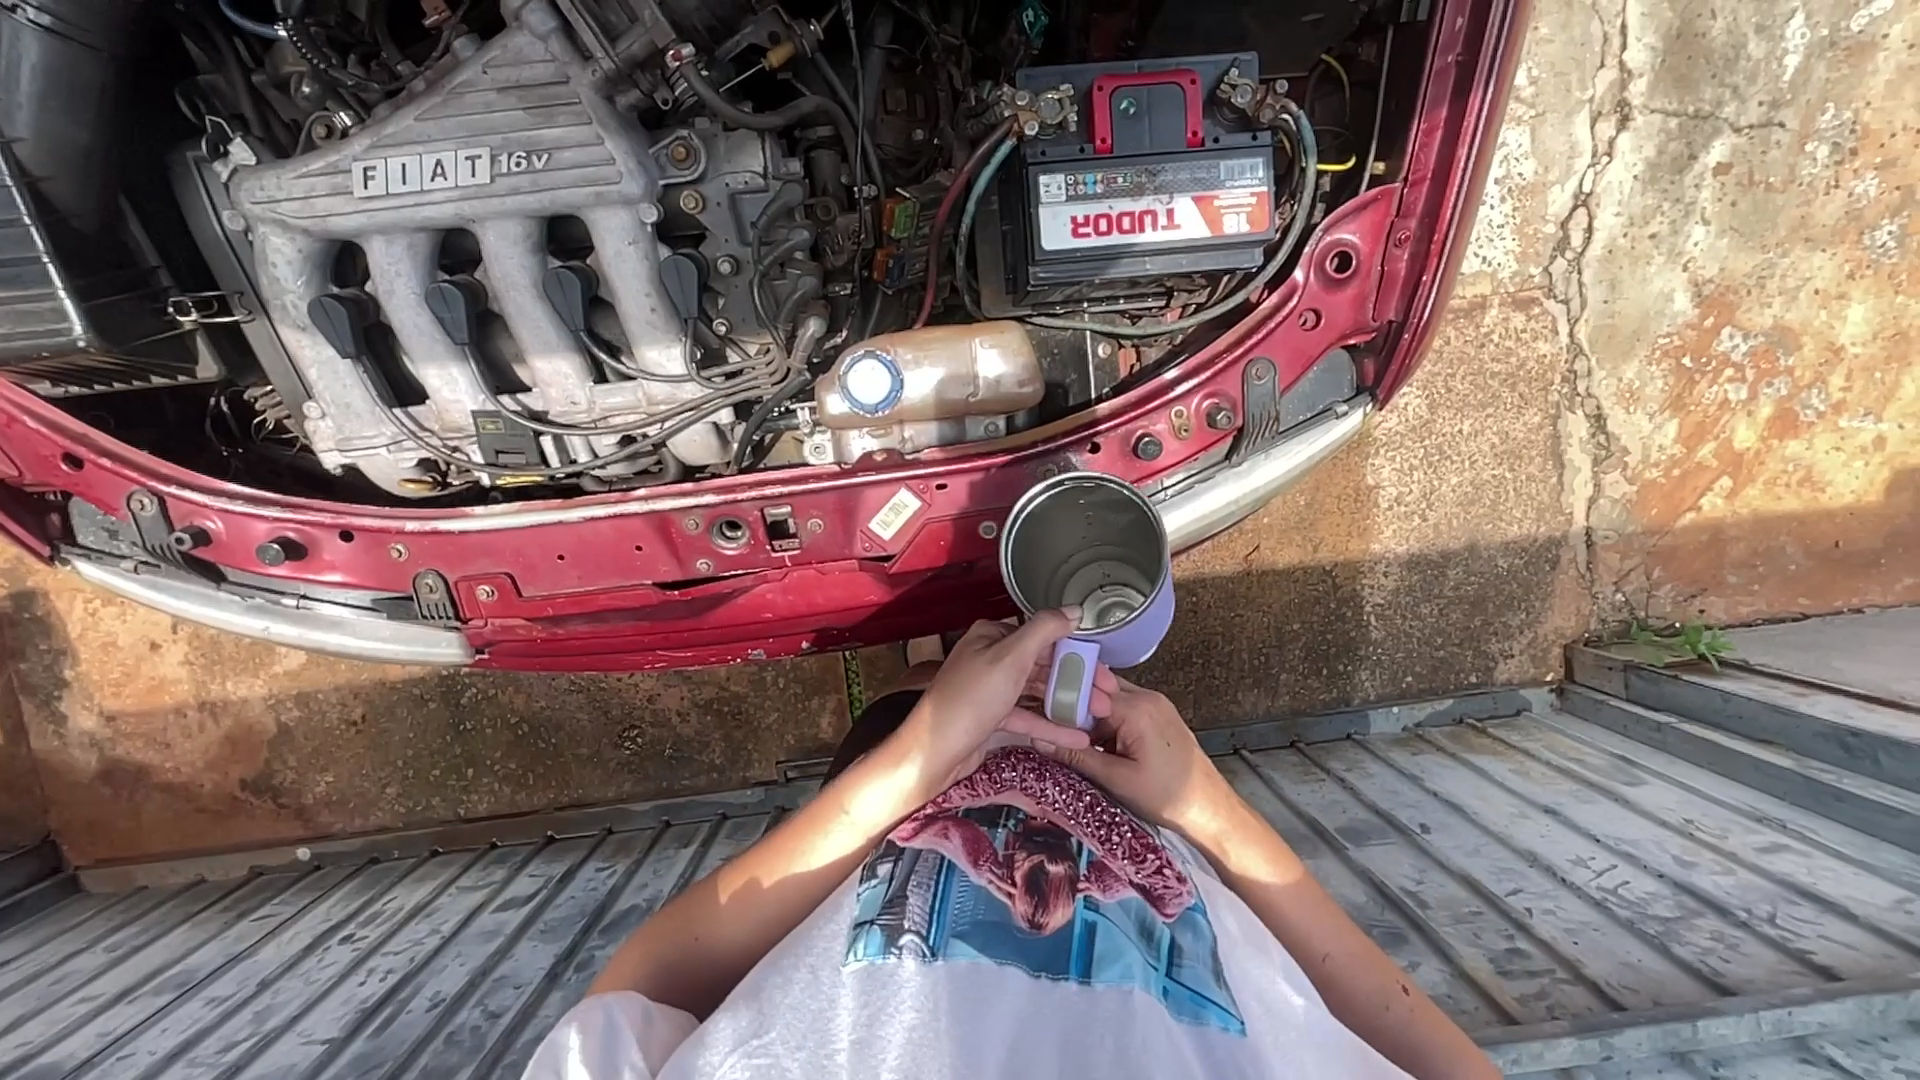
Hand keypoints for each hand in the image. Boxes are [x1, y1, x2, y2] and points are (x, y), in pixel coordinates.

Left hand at [892, 611, 1115, 795]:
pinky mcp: (992, 717)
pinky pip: (1028, 718)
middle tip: (1108, 697)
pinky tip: (1077, 737)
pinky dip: (1052, 726)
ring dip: (1069, 703)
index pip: (1044, 637)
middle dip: (1077, 681)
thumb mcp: (1010, 658)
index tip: (1103, 670)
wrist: (933, 752)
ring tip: (1099, 715)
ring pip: (1038, 692)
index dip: (1077, 652)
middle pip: (1044, 665)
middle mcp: (991, 658)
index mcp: (992, 636)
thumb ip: (1044, 630)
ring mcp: (991, 689)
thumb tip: (1074, 610)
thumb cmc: (968, 700)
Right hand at [1040, 678, 1241, 843]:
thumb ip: (1077, 755)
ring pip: (1111, 698)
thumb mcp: (1116, 779)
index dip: (1062, 706)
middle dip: (1076, 708)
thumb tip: (1040, 738)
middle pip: (1098, 689)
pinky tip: (1101, 744)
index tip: (1042, 719)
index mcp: (1137, 709)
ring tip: (1076, 740)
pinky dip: (1109, 721)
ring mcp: (1156, 704)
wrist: (1211, 810)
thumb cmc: (1167, 797)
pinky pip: (1125, 707)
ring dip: (1092, 716)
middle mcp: (1147, 697)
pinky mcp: (1160, 714)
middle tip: (1053, 729)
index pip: (1087, 694)